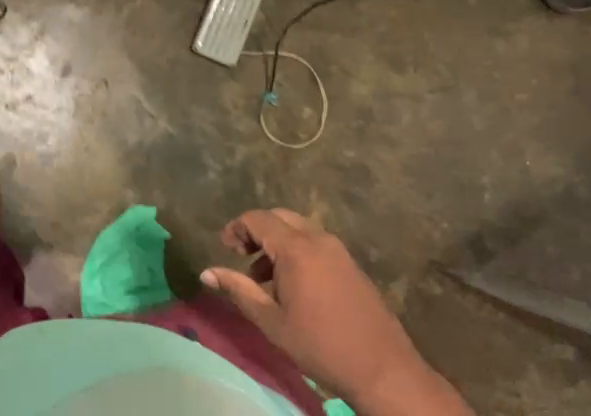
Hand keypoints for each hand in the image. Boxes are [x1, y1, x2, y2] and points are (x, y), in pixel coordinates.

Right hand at [201, 209, 467, 415]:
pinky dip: (298, 253)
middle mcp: (319, 240)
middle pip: (280, 218)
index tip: (225, 249)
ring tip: (266, 279)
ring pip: (300, 230)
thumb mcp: (272, 321)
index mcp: (297, 249)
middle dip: (257, 232)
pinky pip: (317, 245)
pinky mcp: (353, 267)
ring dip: (278, 244)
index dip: (236, 228)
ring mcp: (340, 252)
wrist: (385, 371)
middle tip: (243, 258)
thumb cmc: (321, 346)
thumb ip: (238, 290)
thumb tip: (205, 272)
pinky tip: (294, 287)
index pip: (258, 219)